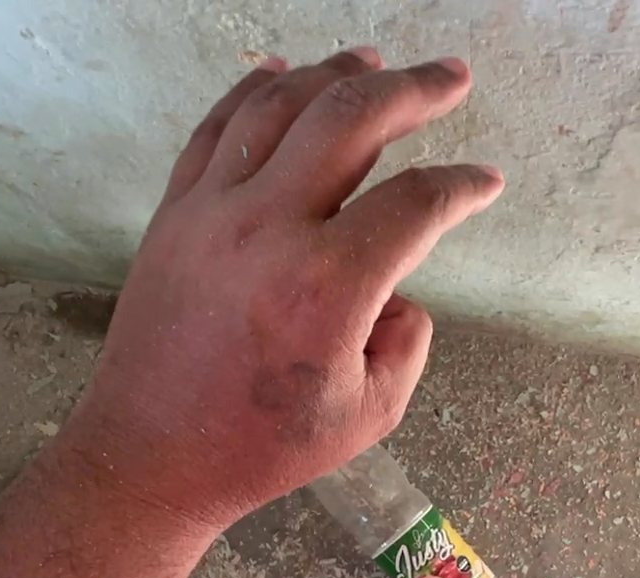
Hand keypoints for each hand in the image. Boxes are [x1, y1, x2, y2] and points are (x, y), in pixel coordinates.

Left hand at [59, 49, 502, 533]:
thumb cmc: (263, 450)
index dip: (461, 189)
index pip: (415, 206)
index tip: (485, 185)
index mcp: (328, 287)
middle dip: (413, 89)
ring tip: (372, 60)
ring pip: (280, 107)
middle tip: (452, 77)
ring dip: (335, 73)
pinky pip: (216, 130)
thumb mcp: (369, 416)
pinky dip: (254, 92)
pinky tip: (281, 73)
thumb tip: (398, 292)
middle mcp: (269, 230)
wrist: (154, 456)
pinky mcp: (174, 217)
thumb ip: (407, 343)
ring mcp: (212, 214)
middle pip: (351, 119)